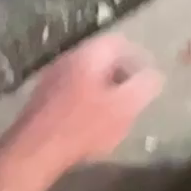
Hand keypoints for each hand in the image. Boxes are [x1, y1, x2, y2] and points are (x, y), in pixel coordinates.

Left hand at [3, 34, 162, 175]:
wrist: (35, 148)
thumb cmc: (83, 126)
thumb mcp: (123, 108)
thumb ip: (143, 88)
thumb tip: (155, 75)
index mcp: (88, 55)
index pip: (118, 41)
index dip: (138, 56)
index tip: (149, 75)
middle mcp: (68, 58)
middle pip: (101, 56)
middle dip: (121, 72)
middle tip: (135, 93)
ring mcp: (52, 76)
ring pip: (85, 73)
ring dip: (103, 86)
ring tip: (116, 109)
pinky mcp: (42, 97)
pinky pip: (72, 87)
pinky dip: (87, 97)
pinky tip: (91, 120)